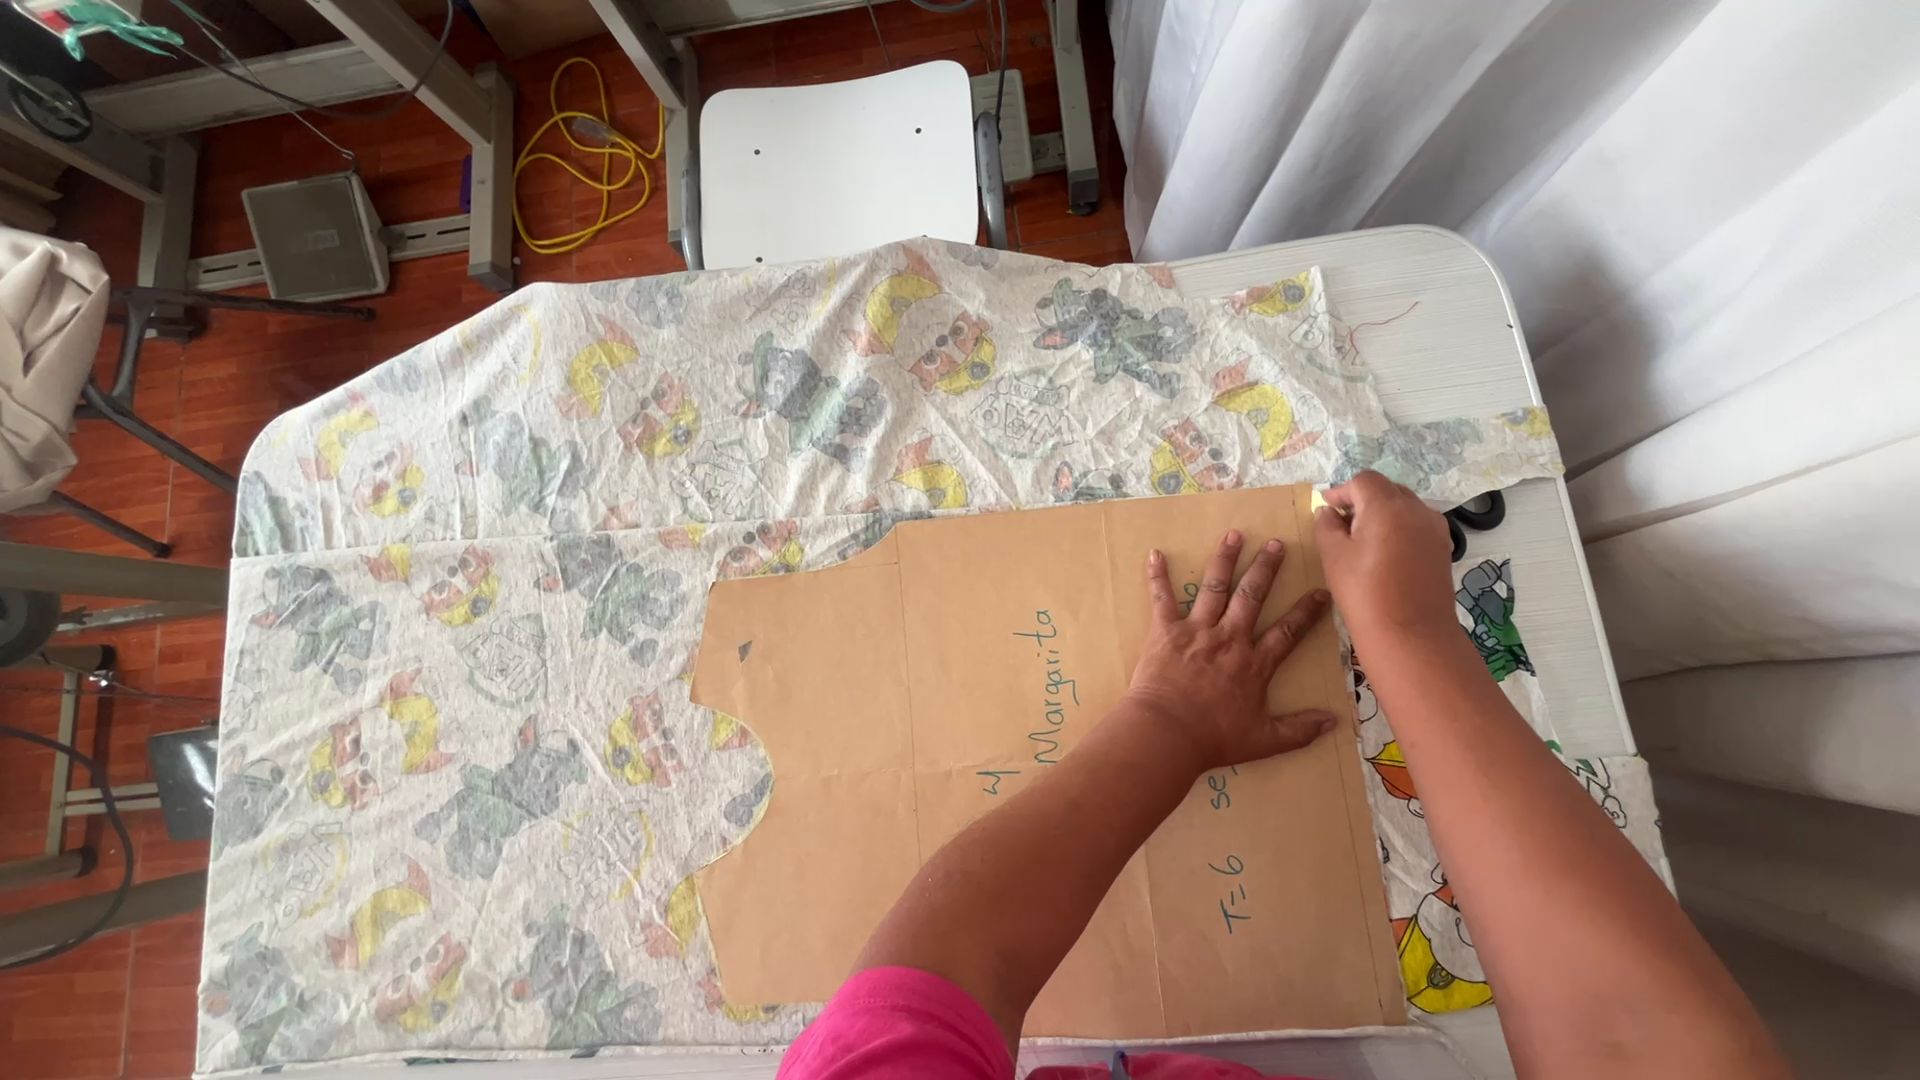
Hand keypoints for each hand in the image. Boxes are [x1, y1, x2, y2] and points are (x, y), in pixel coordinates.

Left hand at [1124, 529, 1334, 772]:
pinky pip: (1161, 599)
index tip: (1321, 592)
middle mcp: (1229, 639)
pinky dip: (1158, 576)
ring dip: (1224, 559)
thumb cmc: (1213, 739)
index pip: (1289, 632)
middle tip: (1276, 545)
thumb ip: (1299, 730)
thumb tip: (1334, 723)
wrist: (1167, 732)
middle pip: (1252, 597)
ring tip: (1234, 534)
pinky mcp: (1165, 632)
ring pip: (1214, 587)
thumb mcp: (1265, 741)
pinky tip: (1155, 554)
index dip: (1307, 612)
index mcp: (1254, 664)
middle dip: (1266, 569)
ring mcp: (1197, 631)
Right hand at [1314, 471, 1456, 640]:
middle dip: (1363, 499)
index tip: (1326, 508)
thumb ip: (1326, 526)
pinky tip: (1385, 554)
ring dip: (1382, 513)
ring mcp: (1435, 528)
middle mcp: (1417, 509)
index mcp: (1387, 506)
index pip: (1363, 481)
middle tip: (1342, 524)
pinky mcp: (1443, 547)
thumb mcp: (1332, 555)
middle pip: (1387, 490)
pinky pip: (1417, 525)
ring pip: (1404, 506)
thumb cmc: (1363, 591)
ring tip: (1363, 540)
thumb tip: (1328, 512)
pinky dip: (1398, 528)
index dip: (1342, 491)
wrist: (1410, 633)